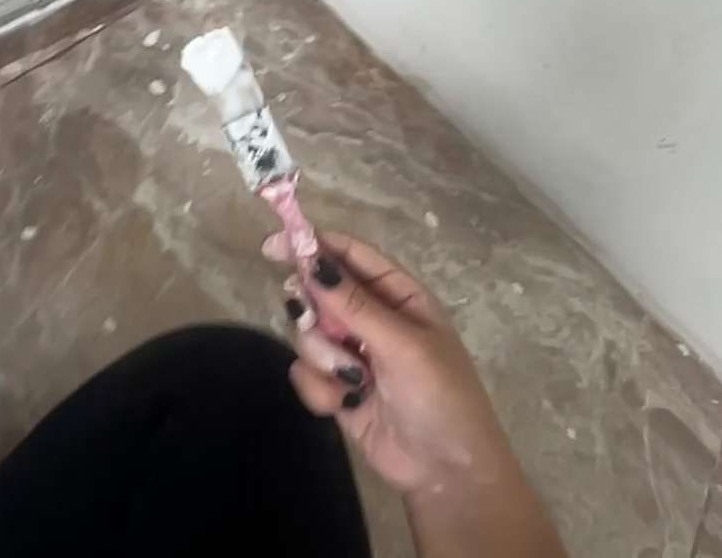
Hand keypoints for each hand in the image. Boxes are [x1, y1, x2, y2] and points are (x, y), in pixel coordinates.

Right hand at [268, 230, 567, 557]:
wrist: (448, 477)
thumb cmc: (441, 399)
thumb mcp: (402, 345)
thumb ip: (353, 302)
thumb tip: (310, 258)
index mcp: (397, 295)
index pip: (349, 254)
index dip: (311, 244)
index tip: (274, 245)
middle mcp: (371, 317)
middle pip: (317, 290)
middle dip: (312, 310)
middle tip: (314, 323)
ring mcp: (351, 351)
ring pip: (305, 331)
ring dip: (322, 356)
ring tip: (351, 379)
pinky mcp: (336, 384)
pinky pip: (304, 370)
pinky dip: (320, 388)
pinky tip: (344, 404)